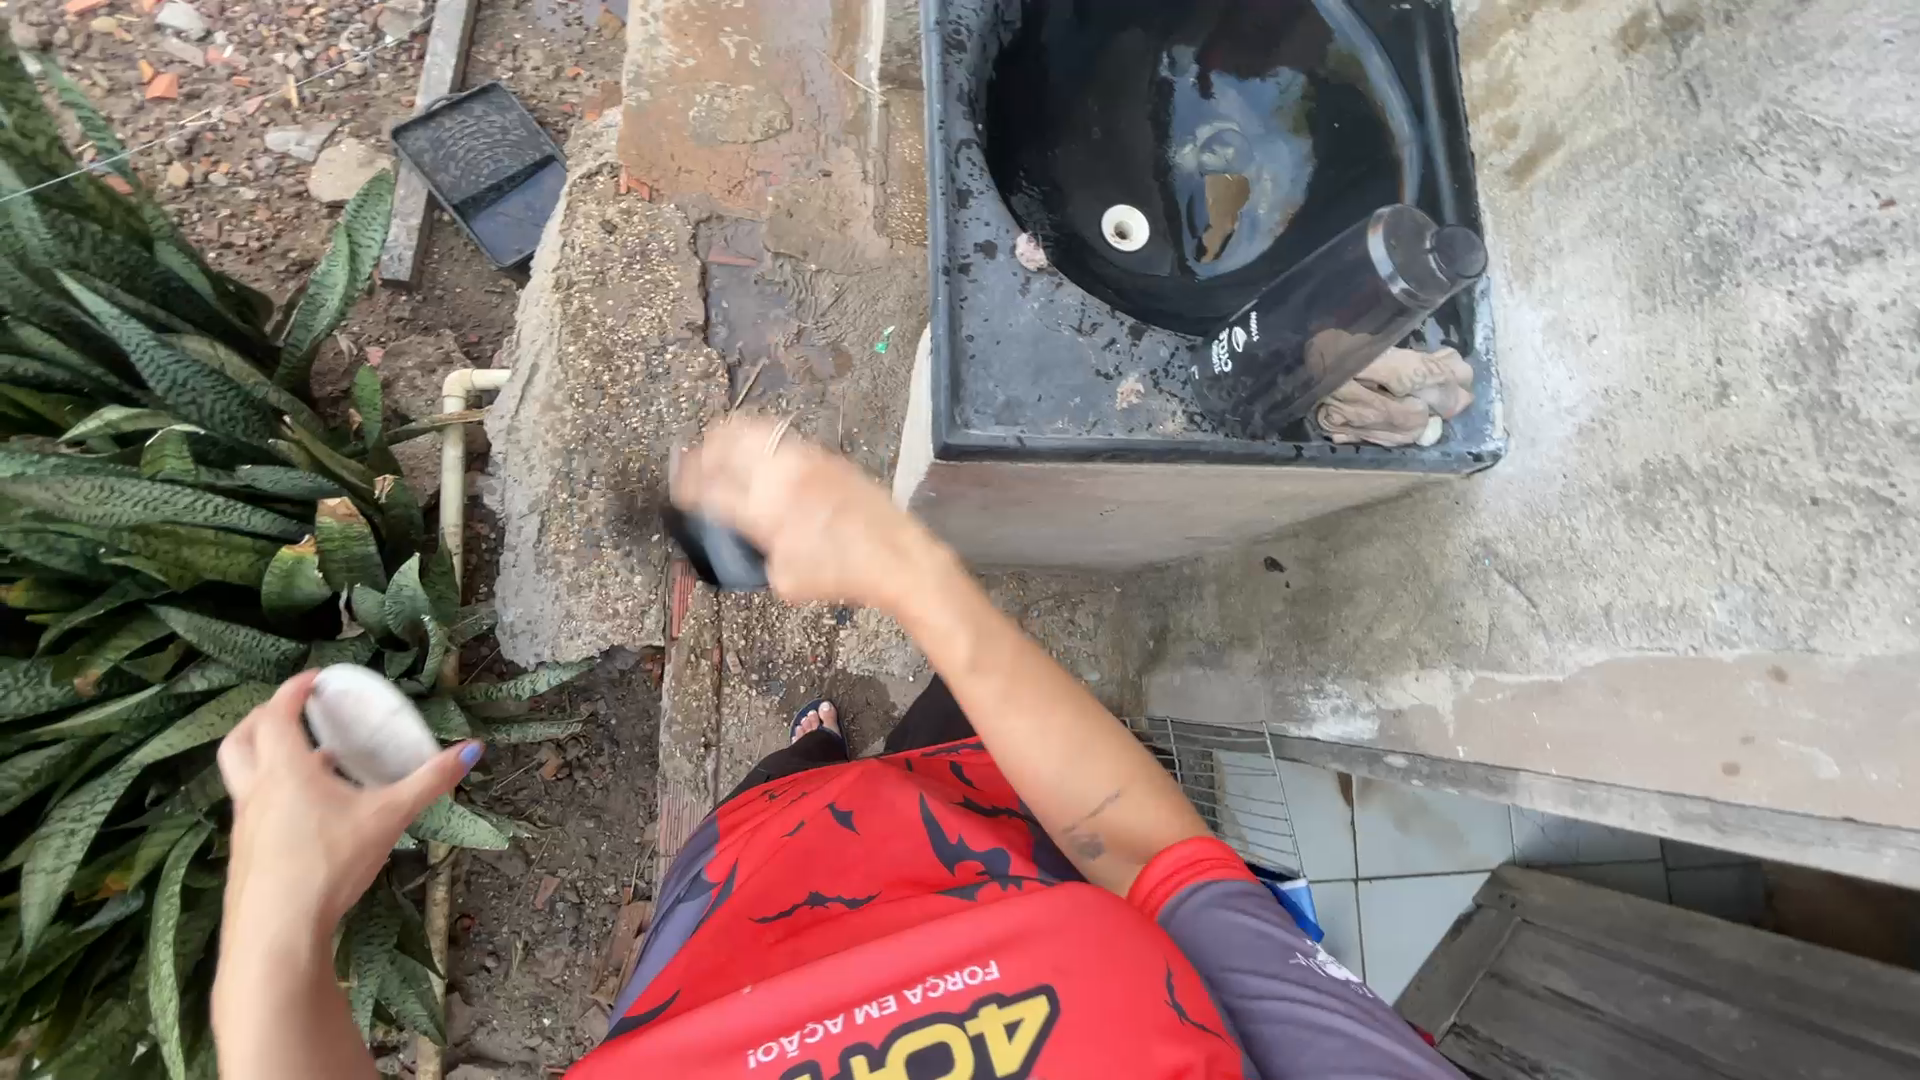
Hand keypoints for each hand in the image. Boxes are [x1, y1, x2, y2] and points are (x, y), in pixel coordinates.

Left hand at [215, 671, 479, 952]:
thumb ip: (432, 781)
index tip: (315, 677)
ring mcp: (246, 823)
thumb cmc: (330, 864)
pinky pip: (254, 801)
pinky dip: (274, 785)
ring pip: (241, 773)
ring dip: (266, 752)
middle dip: (264, 716)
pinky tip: (312, 803)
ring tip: (311, 754)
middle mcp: (256, 791)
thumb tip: (473, 748)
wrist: (275, 935)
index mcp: (285, 773)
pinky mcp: (248, 850)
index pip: (277, 716)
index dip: (292, 690)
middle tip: (297, 708)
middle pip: (240, 740)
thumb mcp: (391, 817)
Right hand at [671, 415, 955, 608]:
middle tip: (694, 461)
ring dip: (730, 436)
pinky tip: (764, 456)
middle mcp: (780, 476)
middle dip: (701, 451)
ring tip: (721, 446)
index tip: (679, 490)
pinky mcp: (827, 456)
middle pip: (725, 443)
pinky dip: (763, 440)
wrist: (896, 555)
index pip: (708, 490)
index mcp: (763, 511)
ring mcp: (806, 460)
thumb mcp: (786, 579)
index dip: (686, 488)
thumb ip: (759, 556)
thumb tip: (754, 541)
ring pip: (754, 431)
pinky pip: (784, 438)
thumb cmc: (842, 575)